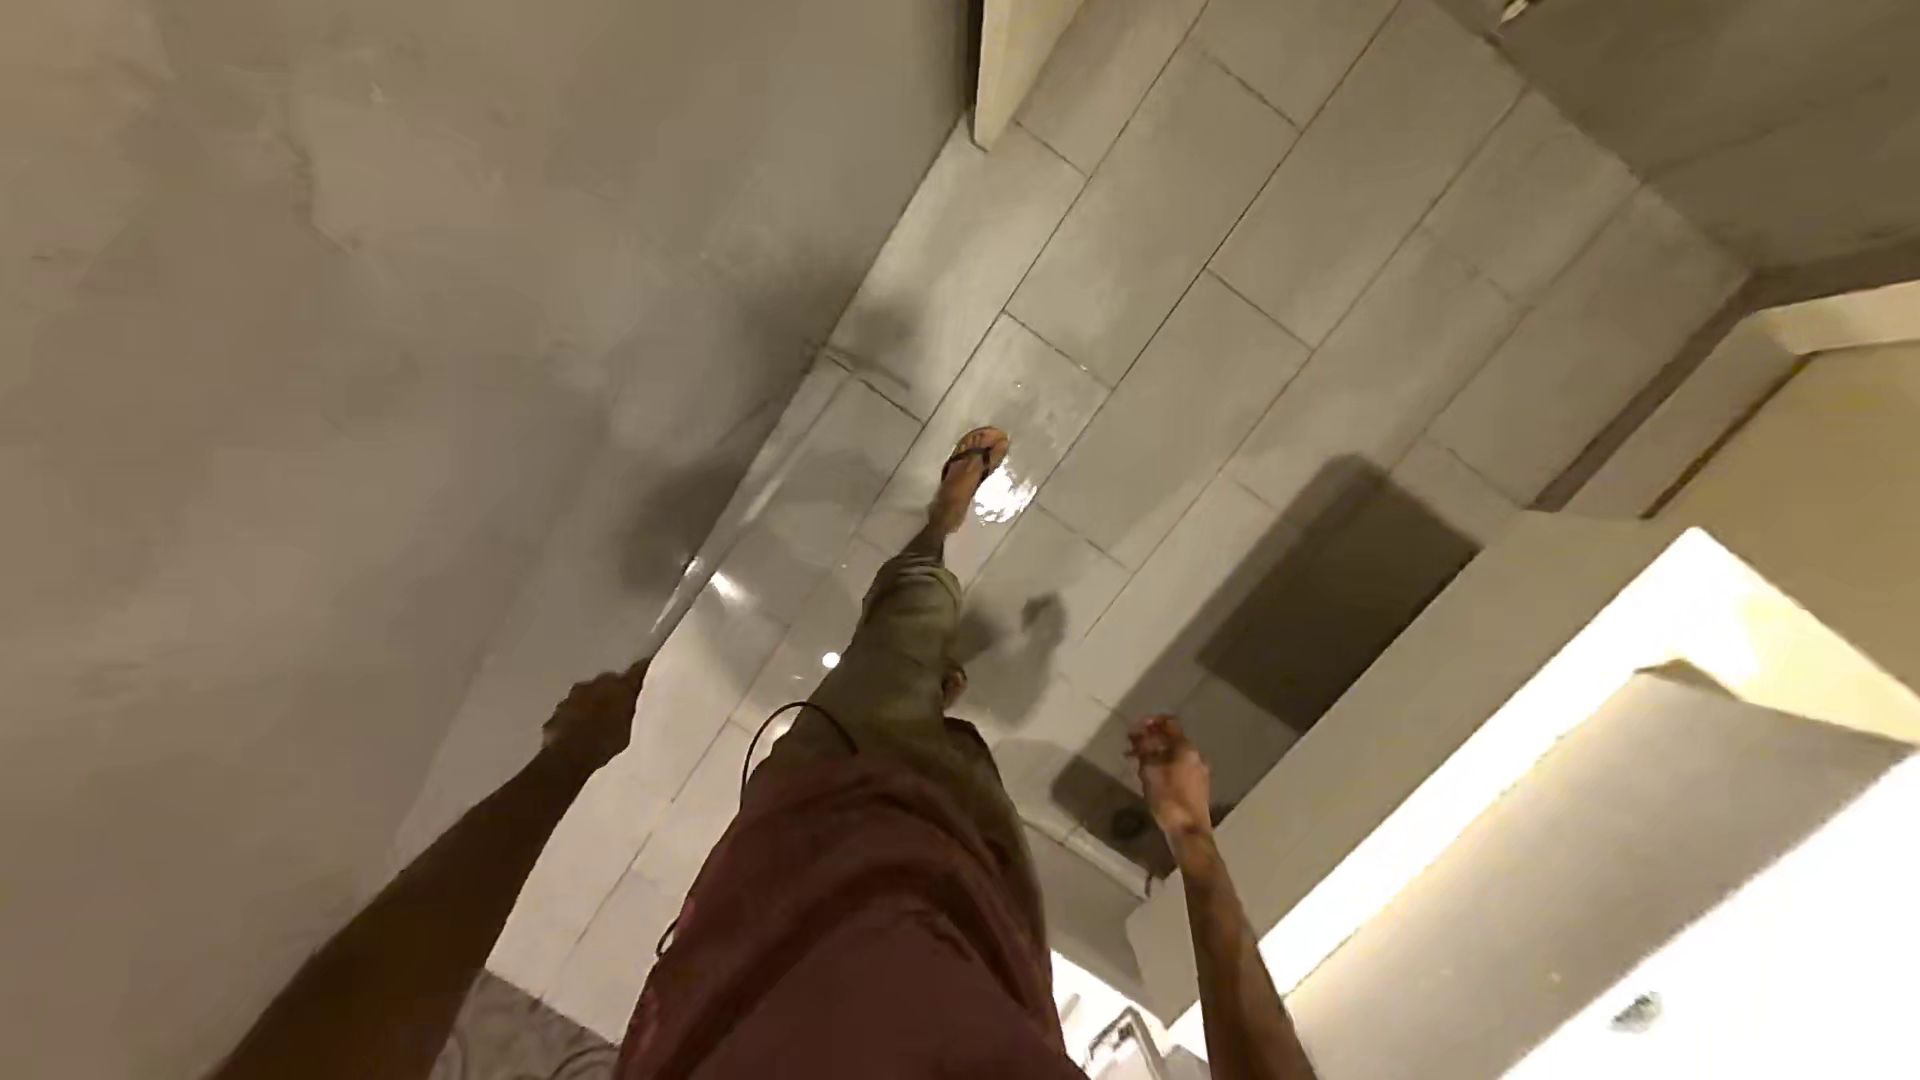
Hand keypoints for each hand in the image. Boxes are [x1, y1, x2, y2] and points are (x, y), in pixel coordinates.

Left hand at [541, 659, 648, 771]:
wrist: (569, 756)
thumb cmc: (608, 740)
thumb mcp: (632, 725)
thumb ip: (632, 709)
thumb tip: (634, 701)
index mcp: (619, 685)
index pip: (637, 671)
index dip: (643, 671)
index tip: (649, 671)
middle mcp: (595, 684)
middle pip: (608, 682)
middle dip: (612, 691)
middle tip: (619, 707)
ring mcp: (571, 698)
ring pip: (586, 695)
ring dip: (591, 703)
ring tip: (596, 722)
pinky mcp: (555, 713)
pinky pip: (569, 712)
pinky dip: (574, 718)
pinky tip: (578, 732)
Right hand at [1128, 714, 1212, 839]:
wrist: (1189, 832)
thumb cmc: (1168, 798)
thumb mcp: (1149, 771)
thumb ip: (1144, 750)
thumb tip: (1138, 737)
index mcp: (1187, 748)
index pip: (1169, 724)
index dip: (1151, 722)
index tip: (1135, 728)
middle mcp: (1196, 756)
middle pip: (1172, 739)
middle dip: (1151, 739)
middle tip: (1132, 745)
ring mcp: (1199, 771)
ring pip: (1174, 753)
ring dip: (1156, 752)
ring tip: (1137, 760)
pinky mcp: (1197, 785)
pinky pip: (1179, 765)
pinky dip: (1164, 763)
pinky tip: (1150, 773)